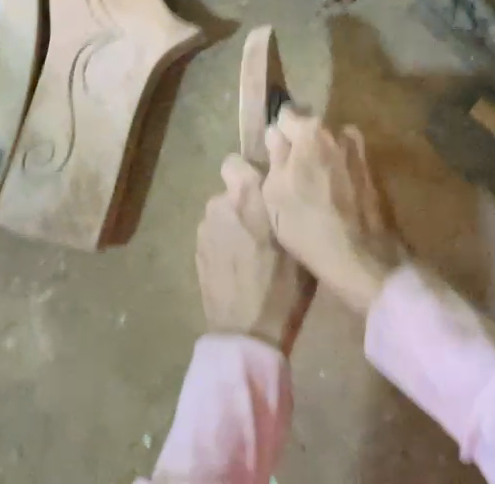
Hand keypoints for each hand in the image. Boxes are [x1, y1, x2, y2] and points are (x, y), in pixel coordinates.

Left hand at [196, 155, 312, 349]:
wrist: (248, 332)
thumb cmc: (284, 283)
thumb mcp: (298, 239)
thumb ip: (284, 203)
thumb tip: (282, 184)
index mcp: (246, 195)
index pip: (236, 162)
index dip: (248, 173)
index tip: (264, 189)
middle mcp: (219, 205)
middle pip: (230, 192)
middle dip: (244, 203)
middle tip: (265, 227)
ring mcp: (204, 231)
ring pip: (222, 215)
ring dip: (234, 225)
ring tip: (253, 252)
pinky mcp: (197, 254)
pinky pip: (215, 237)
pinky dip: (225, 245)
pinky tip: (239, 267)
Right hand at [262, 110, 406, 314]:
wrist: (359, 255)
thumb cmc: (306, 224)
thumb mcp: (273, 192)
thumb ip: (275, 155)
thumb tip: (276, 133)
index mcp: (310, 132)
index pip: (285, 116)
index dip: (277, 136)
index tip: (273, 155)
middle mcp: (339, 132)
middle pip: (311, 130)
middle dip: (300, 145)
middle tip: (292, 175)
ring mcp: (360, 151)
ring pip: (331, 146)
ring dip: (322, 158)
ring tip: (315, 188)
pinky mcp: (373, 172)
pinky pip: (347, 163)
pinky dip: (339, 172)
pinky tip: (334, 198)